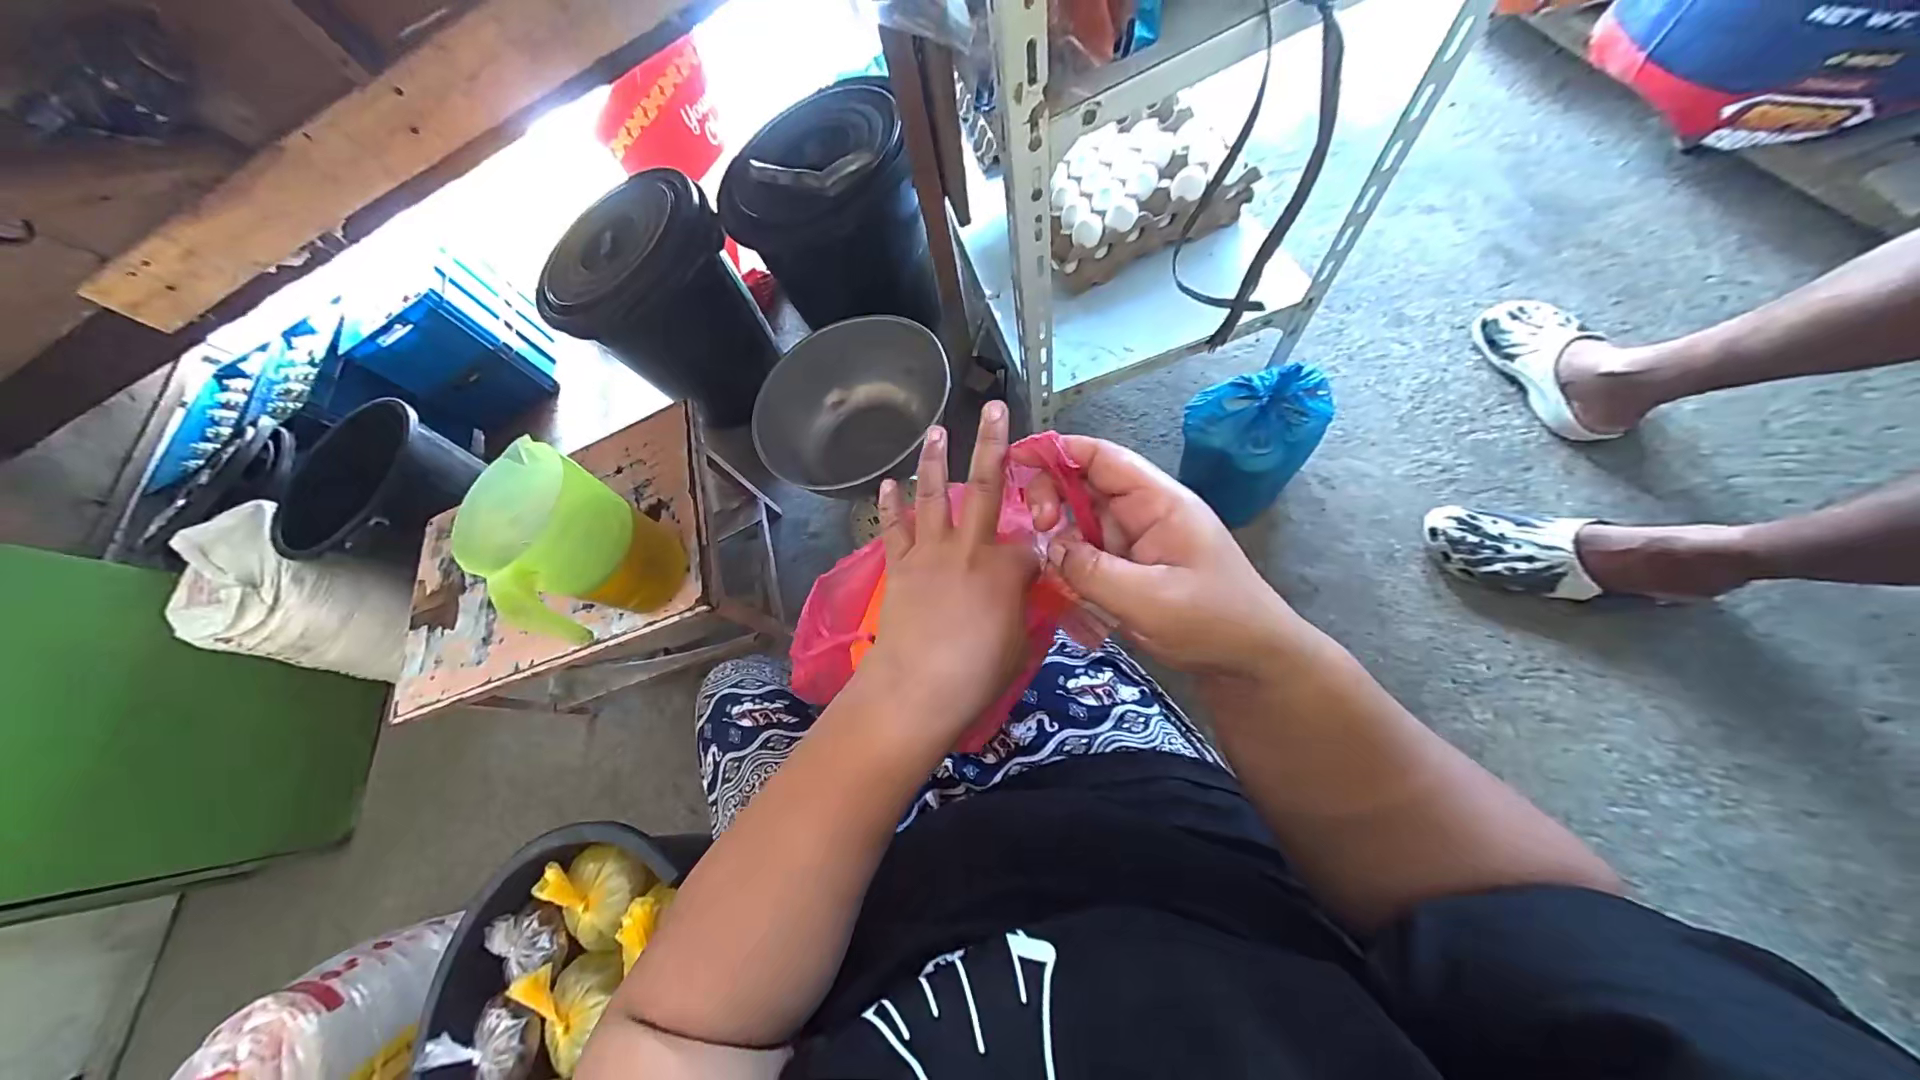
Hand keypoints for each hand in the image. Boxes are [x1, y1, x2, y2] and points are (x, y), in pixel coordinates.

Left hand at [857, 401, 1039, 735]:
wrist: (917, 688)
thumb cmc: (977, 674)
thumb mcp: (1019, 643)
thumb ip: (1023, 608)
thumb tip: (1021, 595)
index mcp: (1007, 567)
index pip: (1032, 542)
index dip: (1039, 547)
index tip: (1040, 561)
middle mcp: (970, 547)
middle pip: (984, 486)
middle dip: (993, 443)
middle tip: (995, 407)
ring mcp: (930, 553)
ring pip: (933, 495)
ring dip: (933, 459)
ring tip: (935, 429)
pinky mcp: (900, 566)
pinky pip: (895, 528)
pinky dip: (890, 505)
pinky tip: (887, 484)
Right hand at [1016, 435, 1298, 676]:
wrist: (1250, 662)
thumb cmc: (1214, 623)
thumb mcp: (1151, 600)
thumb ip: (1093, 572)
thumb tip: (1050, 546)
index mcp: (1157, 502)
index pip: (1101, 457)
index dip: (1057, 450)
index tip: (1016, 460)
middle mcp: (1143, 514)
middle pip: (1084, 485)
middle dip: (1052, 498)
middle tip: (1036, 530)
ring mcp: (1135, 542)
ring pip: (1080, 523)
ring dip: (1057, 538)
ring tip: (1046, 565)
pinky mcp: (1128, 569)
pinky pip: (1087, 555)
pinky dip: (1069, 565)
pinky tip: (1059, 586)